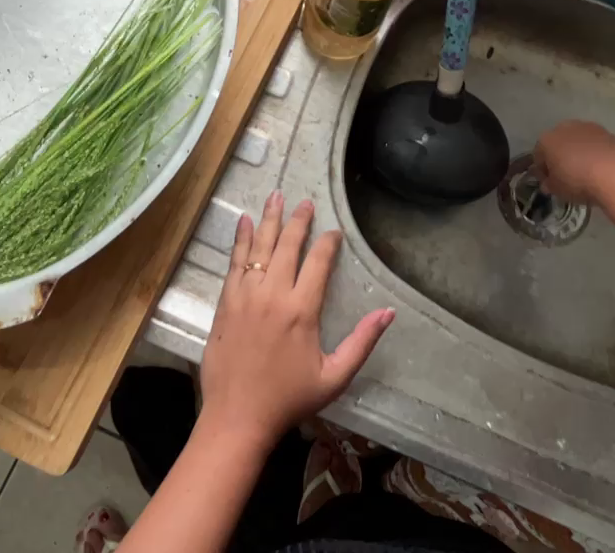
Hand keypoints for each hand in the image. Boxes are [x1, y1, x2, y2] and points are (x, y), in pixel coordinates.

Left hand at [199, 191, 394, 449]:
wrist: (237, 417)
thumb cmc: (289, 399)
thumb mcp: (334, 377)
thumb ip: (362, 342)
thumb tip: (389, 313)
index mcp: (301, 310)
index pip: (318, 262)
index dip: (328, 243)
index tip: (335, 232)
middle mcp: (273, 294)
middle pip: (287, 246)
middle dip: (299, 221)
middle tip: (306, 202)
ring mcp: (245, 296)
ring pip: (258, 248)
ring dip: (269, 220)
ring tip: (276, 197)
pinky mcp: (225, 303)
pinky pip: (234, 263)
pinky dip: (239, 240)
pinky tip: (243, 222)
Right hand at [533, 120, 614, 207]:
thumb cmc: (577, 181)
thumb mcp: (557, 189)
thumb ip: (549, 184)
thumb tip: (548, 183)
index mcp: (546, 140)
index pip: (538, 155)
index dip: (543, 171)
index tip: (550, 183)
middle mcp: (564, 128)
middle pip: (558, 143)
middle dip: (560, 157)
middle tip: (567, 176)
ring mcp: (588, 127)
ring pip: (578, 141)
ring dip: (578, 153)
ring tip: (586, 172)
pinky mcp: (608, 132)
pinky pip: (595, 144)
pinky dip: (595, 153)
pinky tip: (601, 168)